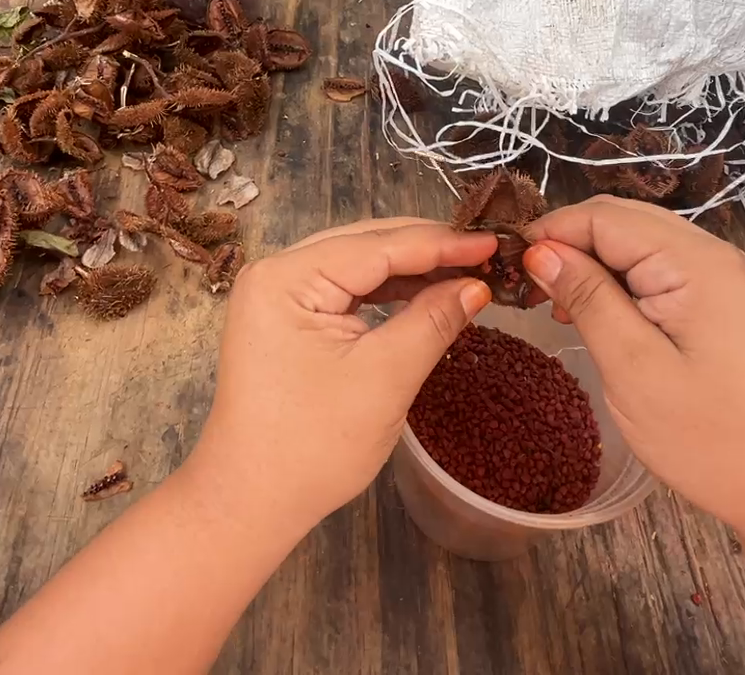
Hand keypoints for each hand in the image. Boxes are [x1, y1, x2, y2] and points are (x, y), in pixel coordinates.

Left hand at [190, 218, 495, 529]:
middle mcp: (276, 272)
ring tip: (464, 271)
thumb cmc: (313, 445)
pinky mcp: (287, 317)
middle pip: (364, 245)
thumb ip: (432, 321)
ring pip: (357, 265)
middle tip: (485, 252)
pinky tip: (424, 292)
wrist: (252, 502)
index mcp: (286, 278)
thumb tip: (477, 287)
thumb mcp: (384, 378)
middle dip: (426, 249)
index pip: (376, 246)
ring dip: (410, 270)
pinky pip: (346, 290)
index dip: (440, 243)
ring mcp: (278, 294)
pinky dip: (386, 292)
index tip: (492, 241)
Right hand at [520, 196, 744, 535]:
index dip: (549, 232)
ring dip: (593, 262)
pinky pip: (660, 267)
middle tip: (531, 289)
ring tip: (562, 308)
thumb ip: (586, 298)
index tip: (510, 268)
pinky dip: (622, 280)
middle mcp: (713, 254)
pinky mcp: (726, 300)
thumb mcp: (633, 367)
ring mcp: (725, 276)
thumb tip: (539, 250)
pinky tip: (604, 317)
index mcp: (694, 262)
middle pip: (621, 220)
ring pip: (639, 241)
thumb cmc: (711, 437)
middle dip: (568, 243)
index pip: (602, 217)